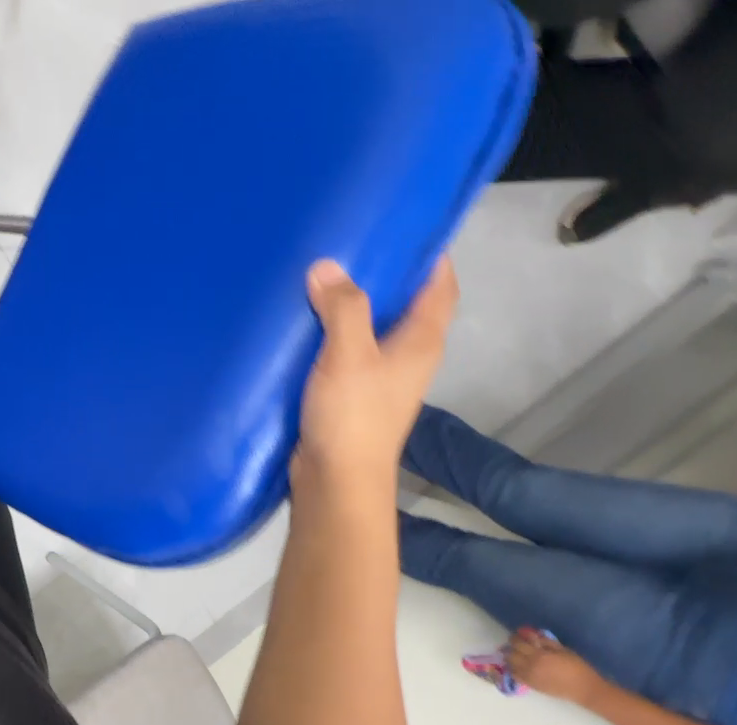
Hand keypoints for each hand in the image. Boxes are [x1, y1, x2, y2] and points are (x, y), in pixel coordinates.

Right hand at [295, 258, 459, 490]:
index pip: (439, 287)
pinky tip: (298, 337)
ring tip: (312, 290)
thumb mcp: (348, 354)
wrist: (335, 480)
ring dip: (346, 313)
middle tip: (342, 256)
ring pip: (368, 334)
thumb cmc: (353, 415)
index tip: (400, 232)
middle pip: (400, 308)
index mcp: (421, 341)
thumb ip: (341, 309)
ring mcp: (377, 381)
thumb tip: (327, 266)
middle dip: (378, 282)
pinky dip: (326, 342)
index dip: (429, 258)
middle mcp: (406, 358)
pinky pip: (341, 358)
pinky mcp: (348, 399)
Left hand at [506, 629, 605, 705]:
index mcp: (539, 655)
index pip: (518, 643)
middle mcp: (529, 665)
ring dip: (512, 657)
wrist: (584, 689)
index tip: (518, 635)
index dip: (516, 638)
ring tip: (520, 656)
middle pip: (511, 653)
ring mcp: (527, 675)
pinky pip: (513, 674)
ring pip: (510, 663)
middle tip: (520, 646)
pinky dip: (514, 668)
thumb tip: (533, 635)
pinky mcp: (528, 684)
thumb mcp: (565, 651)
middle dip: (513, 647)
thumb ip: (547, 642)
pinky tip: (521, 666)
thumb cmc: (578, 668)